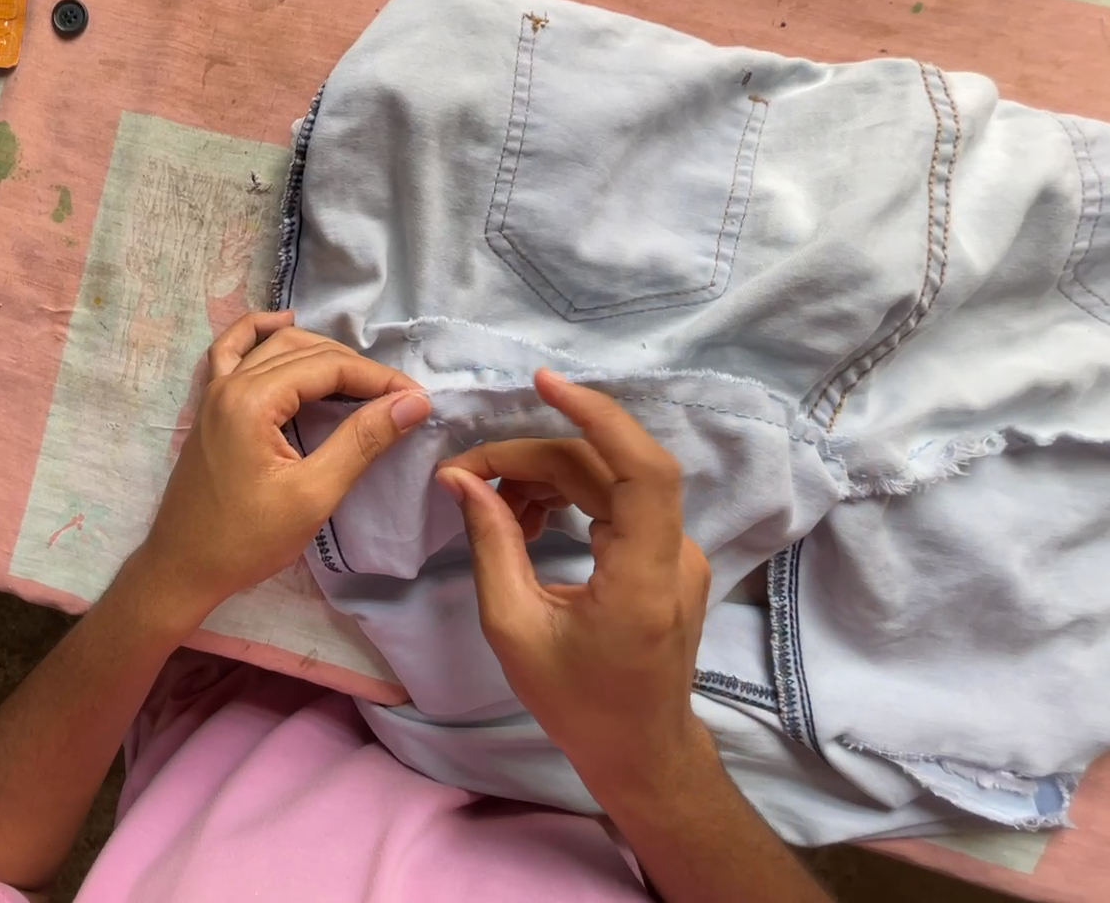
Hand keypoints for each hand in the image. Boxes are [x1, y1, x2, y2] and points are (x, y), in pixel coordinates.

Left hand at [126, 311, 430, 624]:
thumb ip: (361, 441)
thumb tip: (411, 403)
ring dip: (316, 351)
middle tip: (396, 397)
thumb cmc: (246, 540)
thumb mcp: (312, 495)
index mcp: (251, 400)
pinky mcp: (209, 407)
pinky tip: (282, 326)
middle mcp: (228, 384)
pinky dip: (258, 334)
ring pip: (271, 347)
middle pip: (301, 351)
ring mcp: (213, 393)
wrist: (182, 567)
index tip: (417, 399)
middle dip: (353, 367)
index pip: (326, 367)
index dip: (377, 379)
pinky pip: (231, 352)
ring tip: (358, 375)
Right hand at [435, 370, 711, 802]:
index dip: (597, 416)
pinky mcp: (659, 553)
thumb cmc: (573, 698)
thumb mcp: (511, 624)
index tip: (544, 383)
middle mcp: (670, 553)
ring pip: (600, 478)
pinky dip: (556, 494)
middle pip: (599, 467)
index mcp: (642, 579)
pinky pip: (606, 499)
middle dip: (525, 458)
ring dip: (536, 475)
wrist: (638, 748)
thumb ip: (490, 542)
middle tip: (461, 476)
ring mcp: (671, 551)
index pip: (642, 471)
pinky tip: (520, 518)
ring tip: (486, 502)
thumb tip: (460, 479)